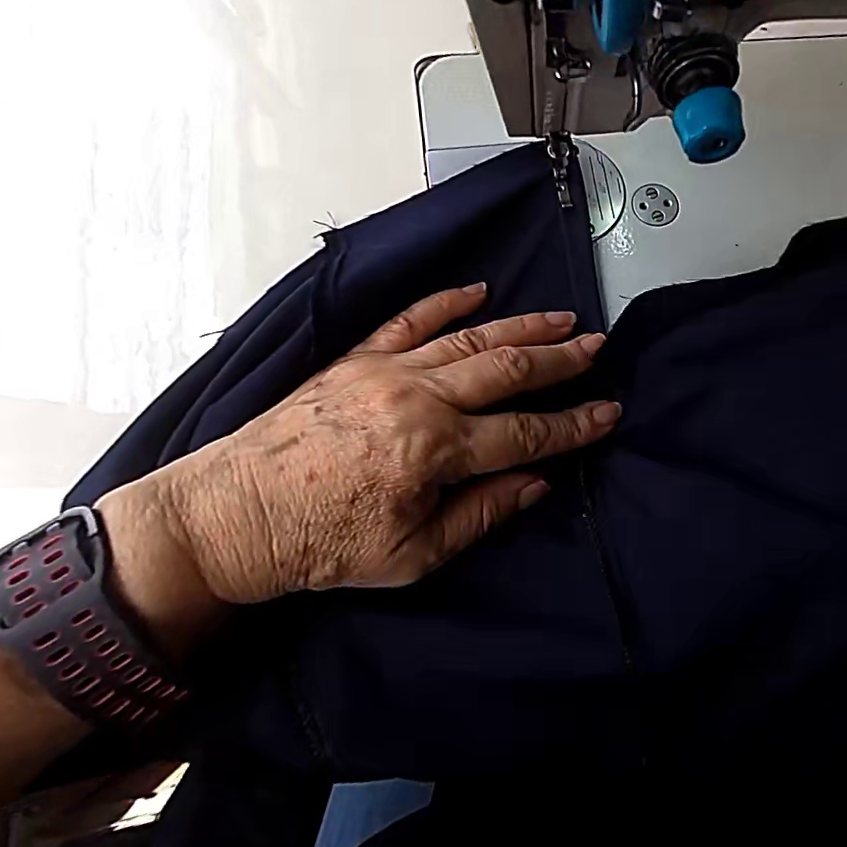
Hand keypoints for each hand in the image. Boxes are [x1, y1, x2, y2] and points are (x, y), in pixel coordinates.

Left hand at [97, 284, 618, 640]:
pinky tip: (476, 291)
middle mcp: (417, 399)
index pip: (526, 433)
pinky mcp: (356, 359)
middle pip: (506, 370)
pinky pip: (409, 320)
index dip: (573, 426)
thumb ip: (480, 514)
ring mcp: (385, 371)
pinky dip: (445, 302)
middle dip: (560, 360)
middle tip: (597, 348)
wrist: (239, 513)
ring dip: (520, 326)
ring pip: (469, 337)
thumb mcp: (412, 555)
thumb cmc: (322, 544)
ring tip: (559, 319)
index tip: (607, 413)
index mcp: (435, 452)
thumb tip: (534, 482)